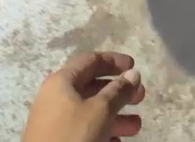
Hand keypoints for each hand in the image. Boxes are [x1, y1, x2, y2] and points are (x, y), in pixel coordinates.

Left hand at [21, 52, 146, 141]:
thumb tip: (133, 73)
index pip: (91, 61)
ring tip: (136, 127)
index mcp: (62, 82)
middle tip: (140, 98)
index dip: (115, 61)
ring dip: (115, 116)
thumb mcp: (101, 111)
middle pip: (93, 87)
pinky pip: (82, 130)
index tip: (134, 68)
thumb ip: (119, 90)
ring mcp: (54, 122)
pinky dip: (101, 132)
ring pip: (90, 112)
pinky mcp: (56, 141)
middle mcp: (55, 98)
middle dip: (119, 93)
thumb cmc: (73, 137)